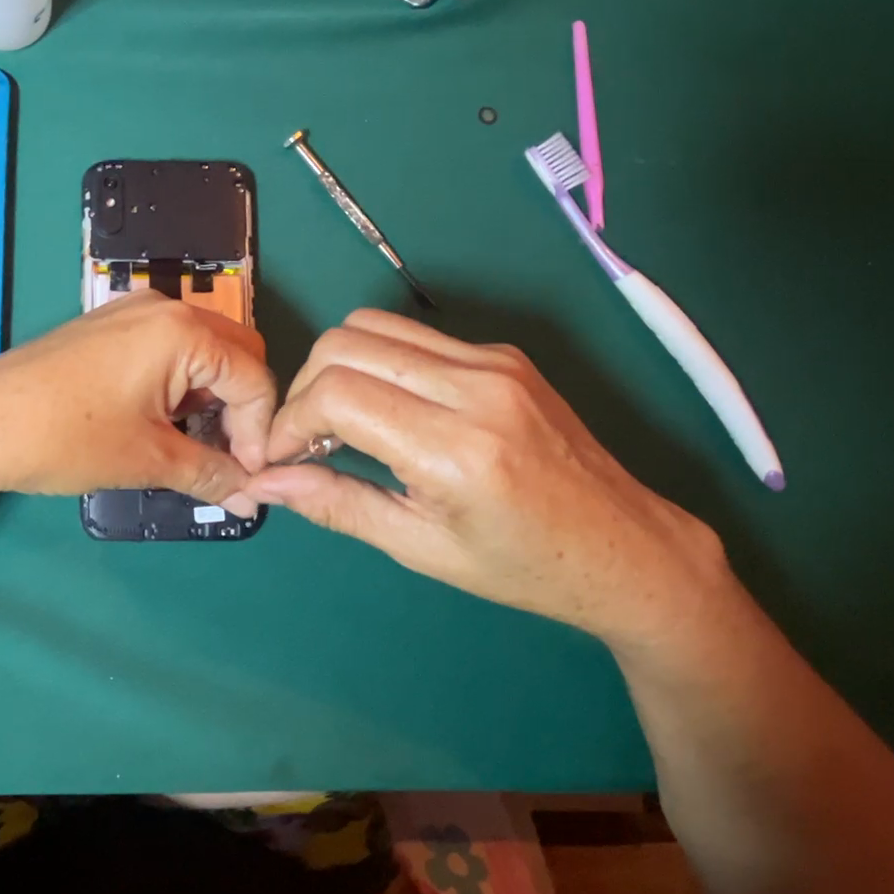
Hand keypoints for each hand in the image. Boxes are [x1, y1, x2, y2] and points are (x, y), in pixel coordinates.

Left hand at [0, 291, 276, 516]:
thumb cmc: (65, 438)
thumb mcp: (147, 459)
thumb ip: (211, 473)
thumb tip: (251, 493)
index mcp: (183, 330)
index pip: (256, 378)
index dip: (261, 432)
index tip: (250, 477)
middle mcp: (163, 308)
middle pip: (235, 356)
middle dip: (241, 411)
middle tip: (227, 461)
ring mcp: (130, 314)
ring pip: (202, 354)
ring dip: (211, 400)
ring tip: (193, 452)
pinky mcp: (106, 330)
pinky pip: (167, 352)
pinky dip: (180, 388)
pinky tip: (161, 426)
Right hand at [240, 309, 729, 648]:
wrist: (628, 550)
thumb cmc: (521, 568)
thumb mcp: (420, 549)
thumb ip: (336, 505)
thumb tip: (264, 482)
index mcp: (456, 449)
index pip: (337, 394)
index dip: (290, 421)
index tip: (281, 457)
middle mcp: (475, 387)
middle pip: (345, 344)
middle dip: (304, 389)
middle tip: (306, 440)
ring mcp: (493, 361)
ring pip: (372, 326)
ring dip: (335, 368)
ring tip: (339, 421)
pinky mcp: (502, 354)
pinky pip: (411, 337)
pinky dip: (375, 364)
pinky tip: (387, 410)